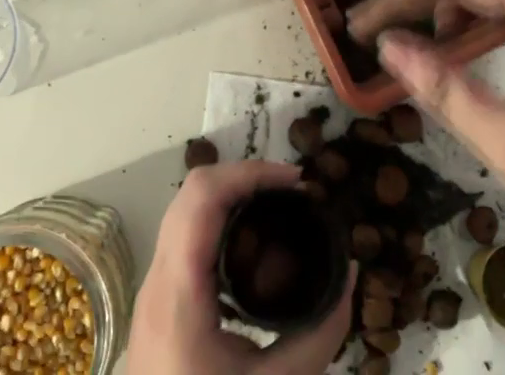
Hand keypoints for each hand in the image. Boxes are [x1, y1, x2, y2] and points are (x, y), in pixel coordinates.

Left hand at [126, 161, 354, 374]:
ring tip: (281, 208)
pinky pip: (185, 236)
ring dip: (233, 195)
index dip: (251, 173)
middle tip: (296, 192)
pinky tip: (255, 243)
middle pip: (191, 192)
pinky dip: (221, 221)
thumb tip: (352, 274)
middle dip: (247, 177)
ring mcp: (152, 288)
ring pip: (185, 210)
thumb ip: (319, 331)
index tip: (299, 182)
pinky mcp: (158, 300)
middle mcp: (157, 278)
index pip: (202, 197)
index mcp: (179, 293)